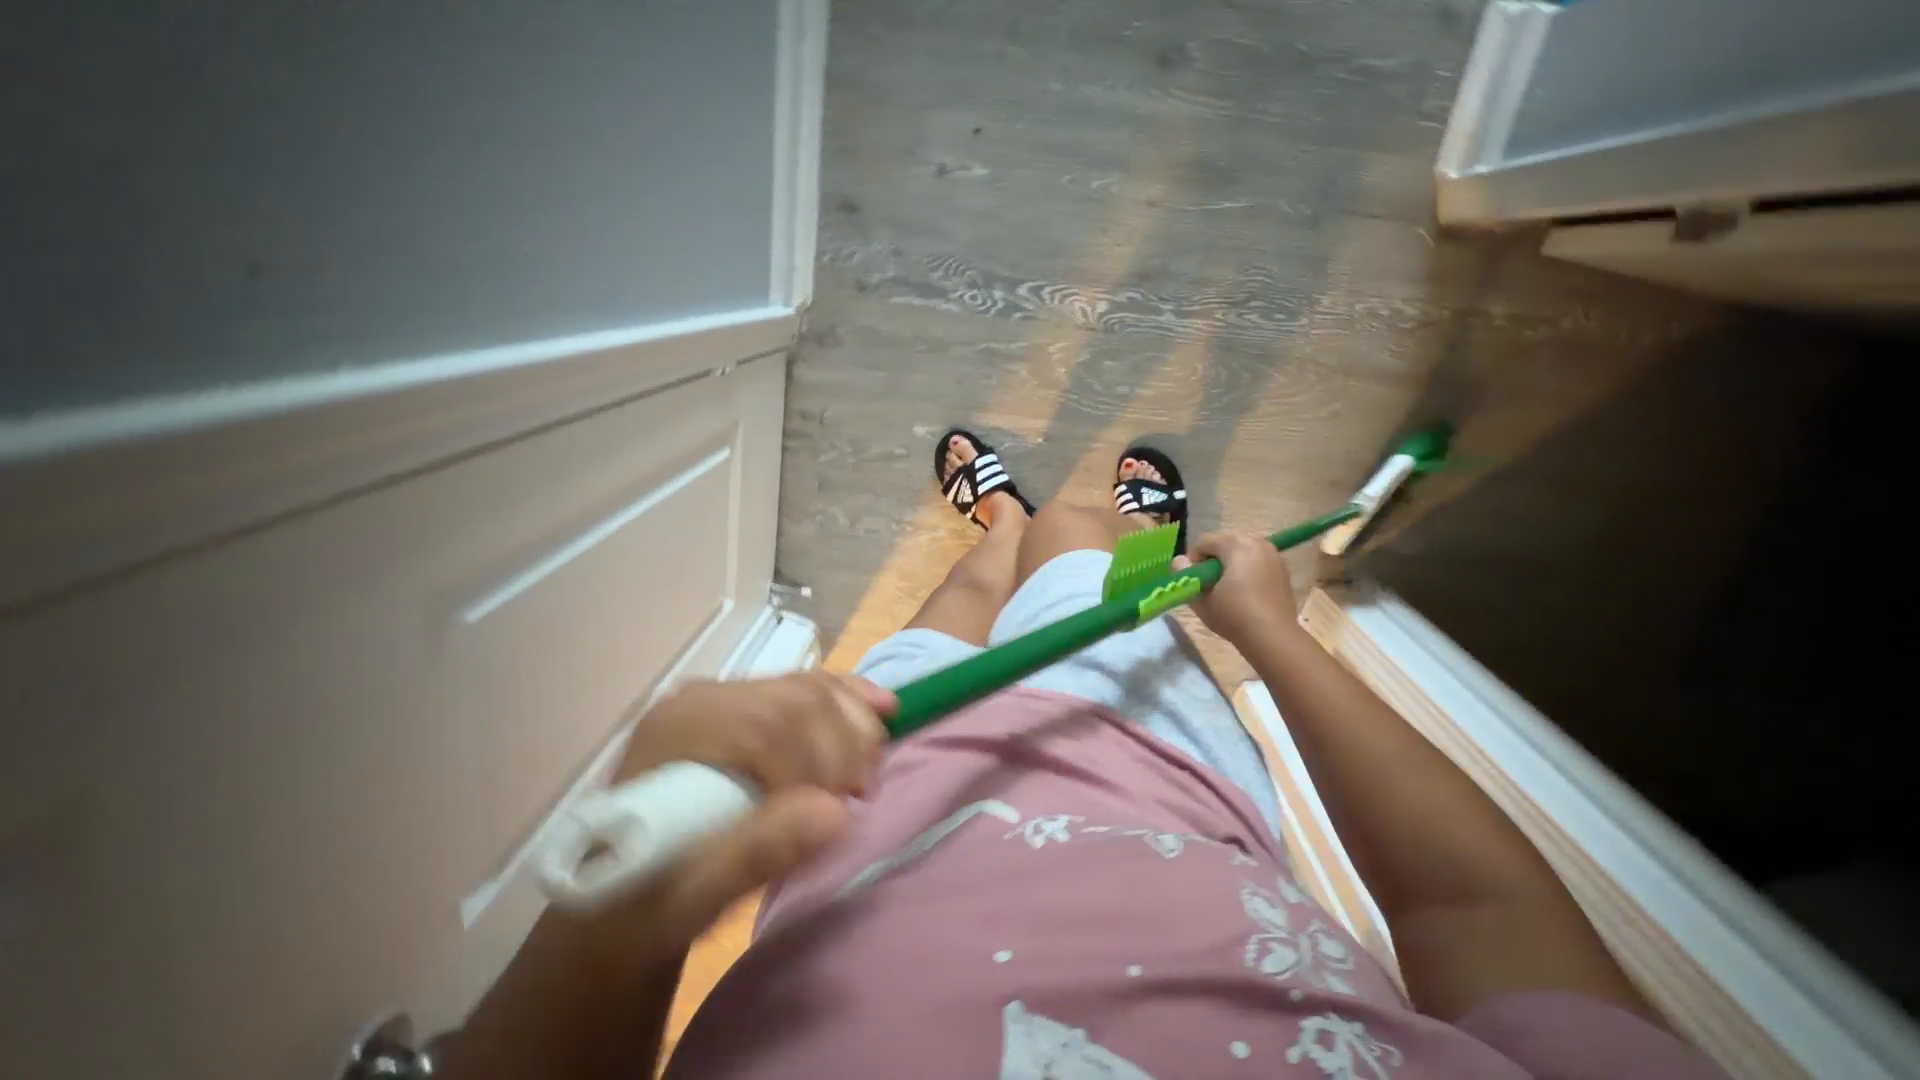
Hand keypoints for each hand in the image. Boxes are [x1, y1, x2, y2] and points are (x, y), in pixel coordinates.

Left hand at [580, 673, 893, 964]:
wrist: (620, 901)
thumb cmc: (650, 904)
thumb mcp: (693, 898)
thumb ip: (756, 854)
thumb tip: (836, 813)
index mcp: (678, 733)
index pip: (768, 723)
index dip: (819, 761)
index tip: (843, 808)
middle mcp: (699, 700)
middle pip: (795, 699)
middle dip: (842, 744)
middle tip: (861, 796)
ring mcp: (720, 698)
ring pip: (807, 688)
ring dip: (851, 725)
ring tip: (864, 777)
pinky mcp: (741, 707)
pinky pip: (804, 689)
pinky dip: (846, 699)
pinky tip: (882, 705)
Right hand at [1175, 531, 1298, 645]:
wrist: (1273, 636)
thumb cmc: (1234, 615)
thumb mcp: (1201, 598)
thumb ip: (1186, 576)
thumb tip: (1179, 561)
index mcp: (1236, 545)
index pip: (1205, 541)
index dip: (1193, 560)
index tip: (1194, 581)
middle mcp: (1257, 542)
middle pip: (1225, 542)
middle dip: (1214, 559)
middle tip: (1209, 584)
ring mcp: (1273, 555)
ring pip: (1243, 551)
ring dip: (1231, 563)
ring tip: (1228, 588)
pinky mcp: (1283, 569)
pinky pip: (1258, 561)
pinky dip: (1248, 569)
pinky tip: (1246, 591)